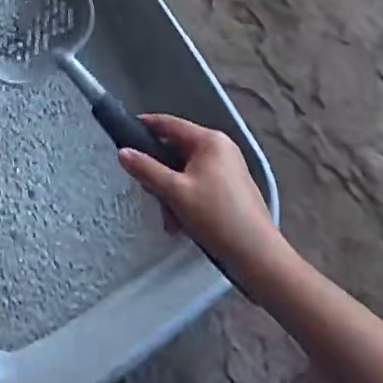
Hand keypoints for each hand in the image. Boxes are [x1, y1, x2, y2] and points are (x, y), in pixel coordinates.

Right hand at [118, 114, 278, 269]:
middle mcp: (221, 148)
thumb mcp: (175, 192)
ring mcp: (229, 168)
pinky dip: (187, 201)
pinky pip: (199, 185)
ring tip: (172, 221)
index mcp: (209, 141)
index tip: (123, 134)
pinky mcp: (233, 189)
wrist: (260, 259)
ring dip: (172, 194)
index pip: (168, 123)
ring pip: (185, 172)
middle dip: (160, 176)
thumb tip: (123, 152)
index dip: (144, 126)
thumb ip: (146, 169)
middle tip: (151, 195)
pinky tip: (184, 225)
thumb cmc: (216, 218)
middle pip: (176, 151)